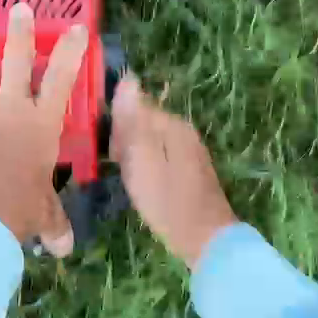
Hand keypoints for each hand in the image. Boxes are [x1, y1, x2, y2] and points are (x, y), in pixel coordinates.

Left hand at [0, 3, 89, 255]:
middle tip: (19, 9)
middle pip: (16, 61)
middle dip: (19, 33)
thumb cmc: (19, 211)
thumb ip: (53, 223)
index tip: (77, 28)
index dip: (70, 52)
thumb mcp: (43, 213)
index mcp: (42, 125)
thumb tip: (62, 249)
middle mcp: (12, 110)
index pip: (61, 80)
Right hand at [109, 78, 238, 266]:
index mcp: (172, 124)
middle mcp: (184, 131)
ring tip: (133, 181)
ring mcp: (190, 150)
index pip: (134, 108)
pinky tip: (146, 187)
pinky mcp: (191, 169)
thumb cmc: (167, 201)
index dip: (117, 130)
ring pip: (150, 141)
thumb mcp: (141, 159)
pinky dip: (148, 167)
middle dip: (126, 143)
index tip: (113, 155)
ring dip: (135, 157)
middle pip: (143, 122)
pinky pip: (160, 156)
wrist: (205, 239)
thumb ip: (133, 120)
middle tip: (123, 171)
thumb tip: (127, 78)